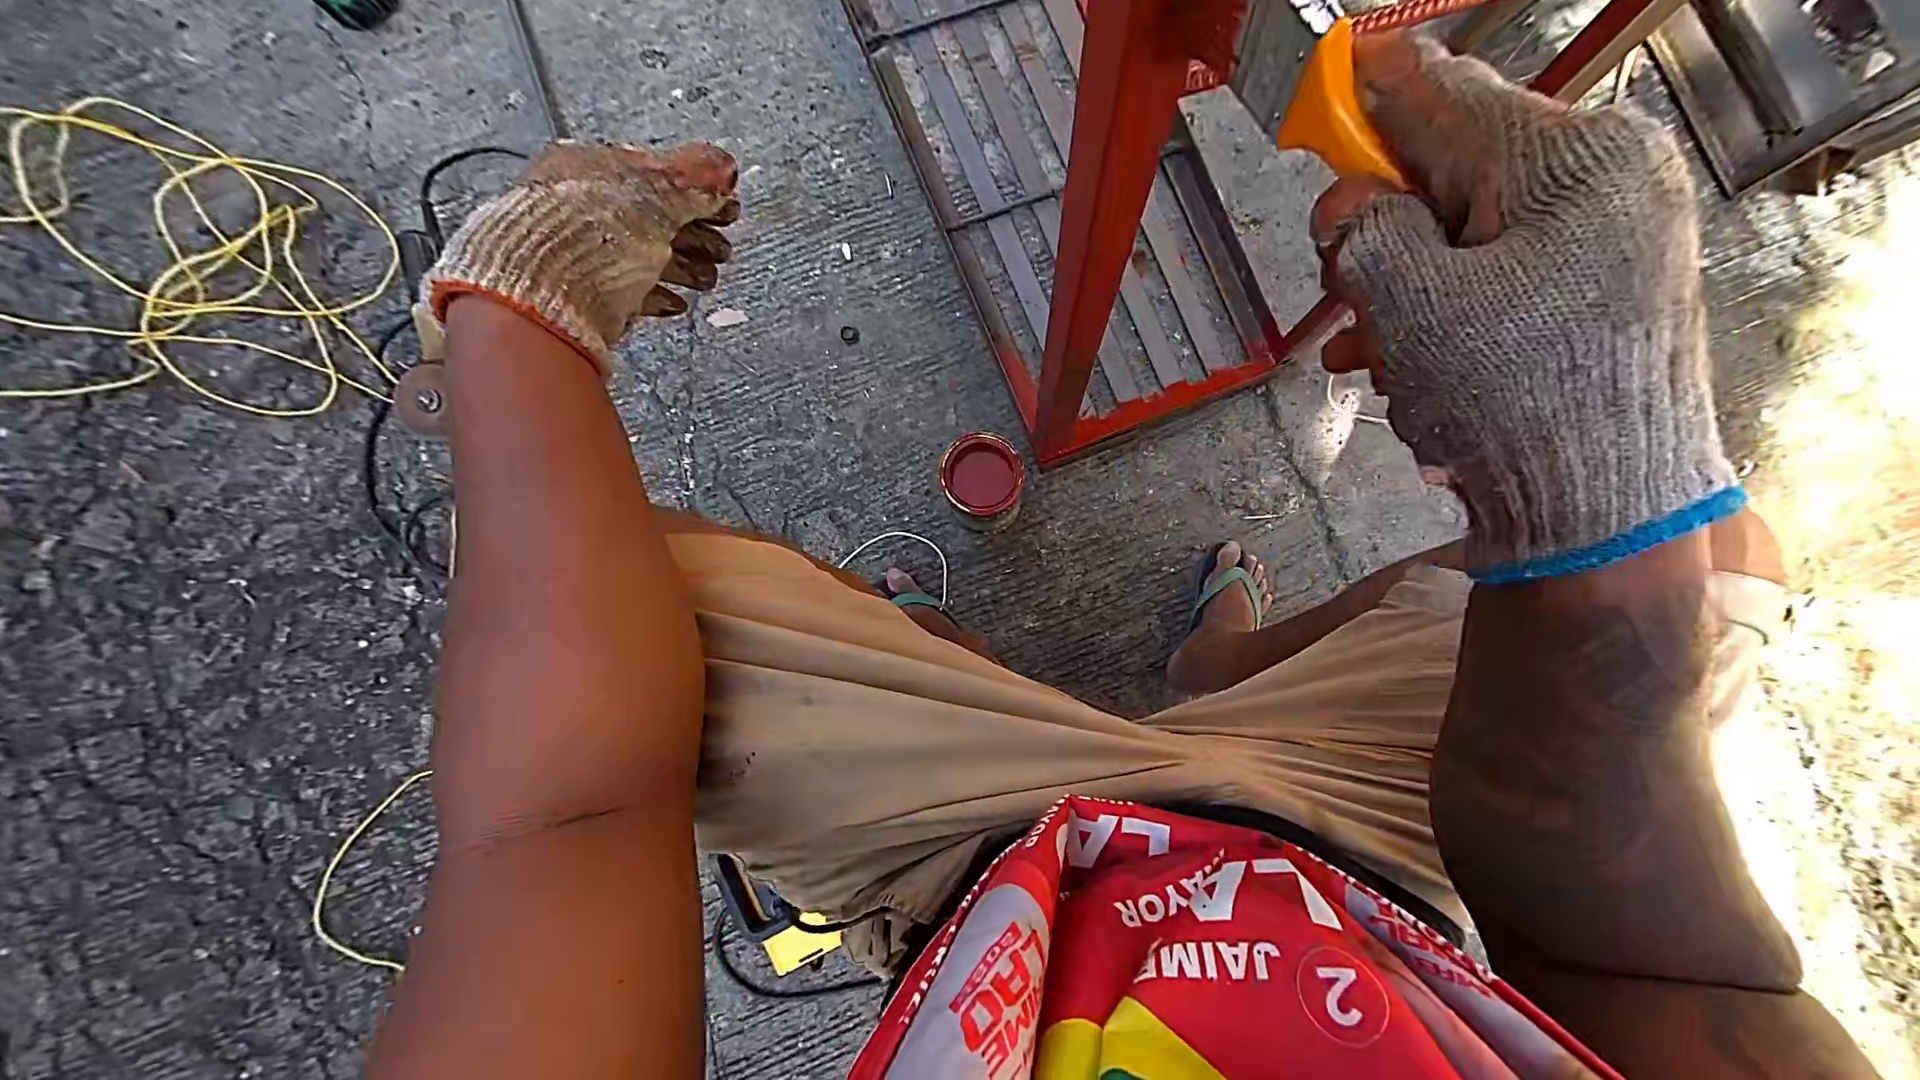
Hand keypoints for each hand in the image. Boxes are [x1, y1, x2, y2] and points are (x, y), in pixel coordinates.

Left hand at [423, 140, 739, 376]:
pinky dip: (659, 295)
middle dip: (697, 235)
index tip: (728, 208)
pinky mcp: (593, 293)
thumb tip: (723, 166)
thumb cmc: (585, 238)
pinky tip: (675, 302)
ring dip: (685, 267)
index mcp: (595, 167)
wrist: (549, 299)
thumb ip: (694, 182)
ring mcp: (589, 252)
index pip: (661, 174)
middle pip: (658, 219)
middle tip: (723, 248)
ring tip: (707, 278)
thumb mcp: (655, 198)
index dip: (701, 192)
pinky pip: (633, 291)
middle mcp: (586, 206)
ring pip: (649, 256)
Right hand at [1311, 34, 1740, 582]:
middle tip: (1338, 281)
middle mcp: (1592, 190)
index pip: (1451, 101)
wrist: (1595, 503)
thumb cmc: (1512, 398)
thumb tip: (1344, 202)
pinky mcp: (1572, 297)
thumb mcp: (1416, 308)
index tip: (1336, 68)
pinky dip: (1421, 318)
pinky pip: (1473, 283)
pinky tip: (1394, 362)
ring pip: (1447, 241)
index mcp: (1570, 166)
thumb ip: (1365, 237)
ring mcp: (1588, 246)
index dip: (1378, 88)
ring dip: (1388, 292)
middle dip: (1375, 230)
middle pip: (1442, 179)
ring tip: (1365, 350)